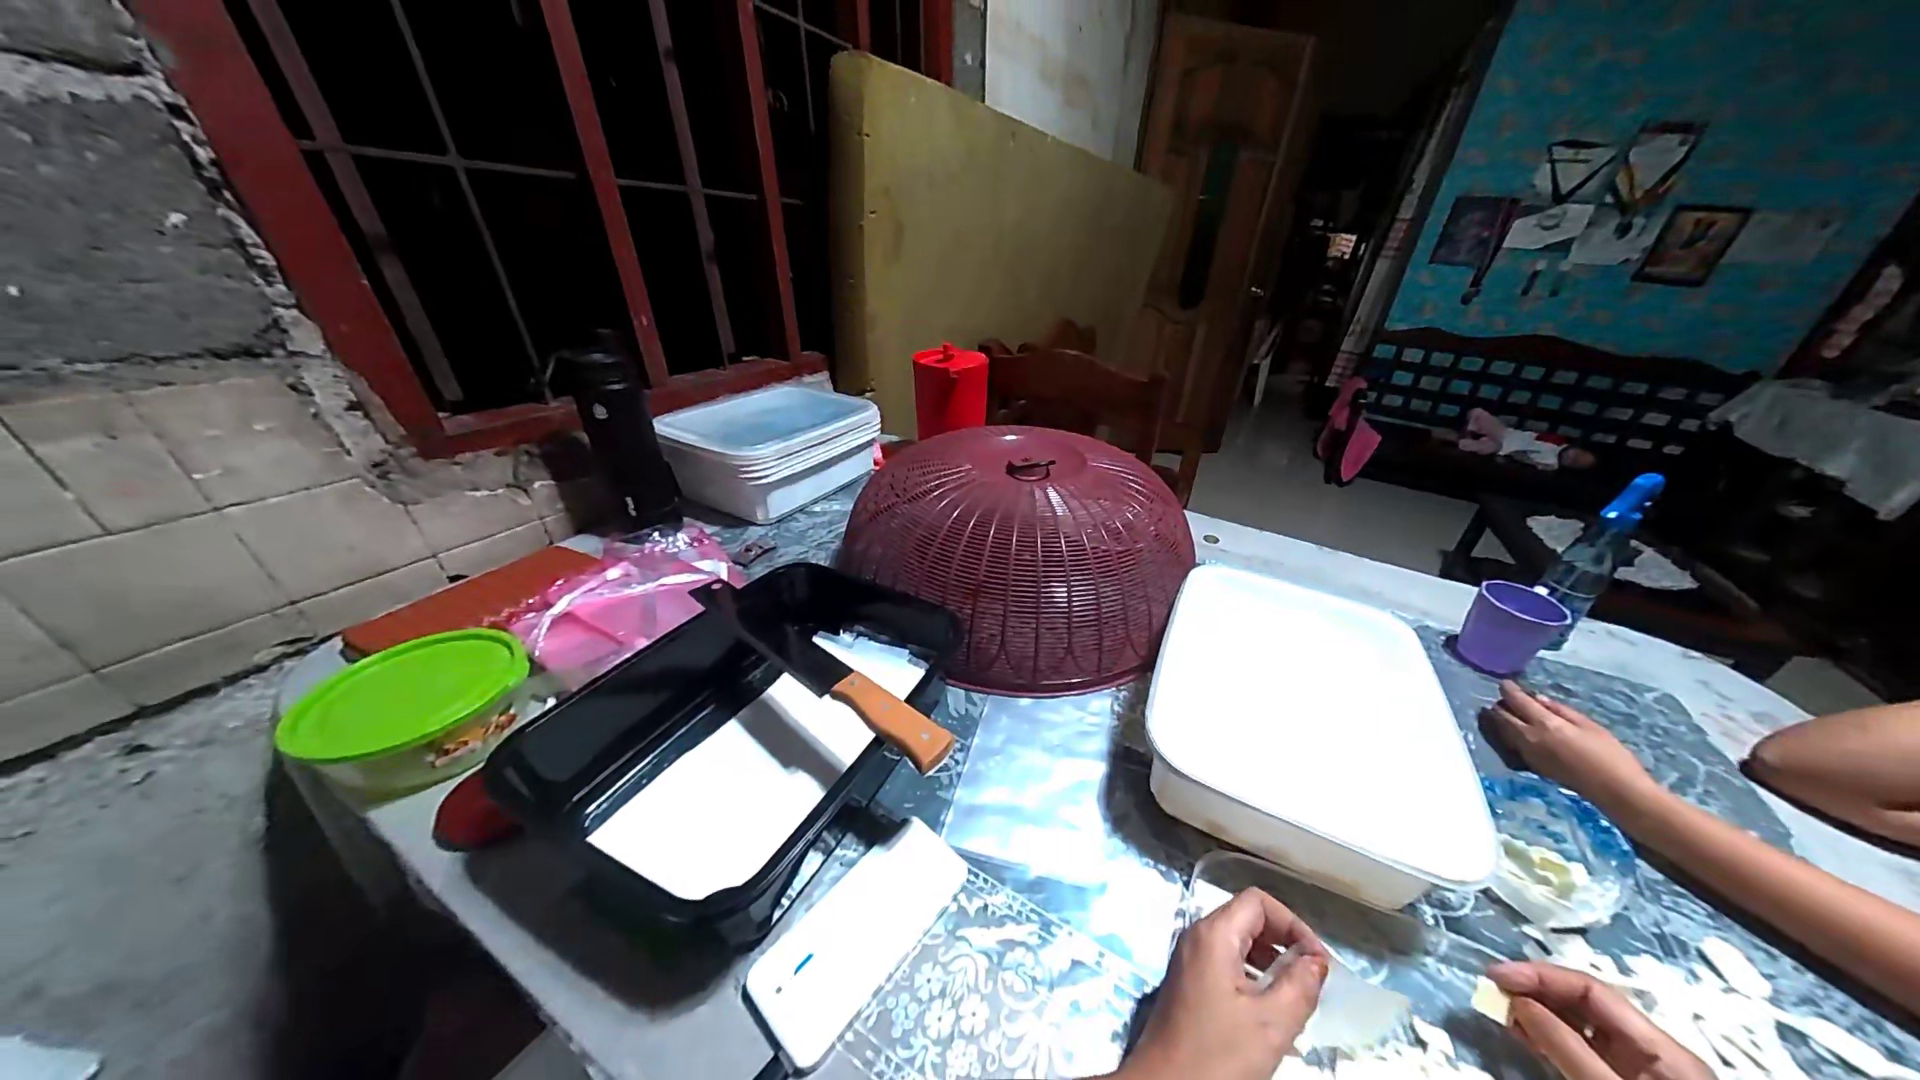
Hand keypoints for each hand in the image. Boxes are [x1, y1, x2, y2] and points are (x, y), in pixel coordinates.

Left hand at [1114, 889, 1330, 1079]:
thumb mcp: (1271, 1023)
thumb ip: (1299, 985)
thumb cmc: (1218, 1056)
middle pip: (1247, 917)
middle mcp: (1197, 936)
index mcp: (1213, 934)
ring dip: (1270, 960)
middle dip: (1283, 941)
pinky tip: (1270, 1011)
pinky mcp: (1189, 980)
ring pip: (1238, 941)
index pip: (1258, 902)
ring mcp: (1190, 957)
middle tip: (1312, 981)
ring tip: (1296, 997)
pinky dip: (1252, 975)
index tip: (1318, 963)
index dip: (1293, 924)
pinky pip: (1226, 962)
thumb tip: (1316, 959)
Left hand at [1483, 681, 1661, 813]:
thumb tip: (1537, 699)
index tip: (1505, 683)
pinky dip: (1507, 732)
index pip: (1516, 701)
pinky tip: (1517, 730)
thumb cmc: (1611, 756)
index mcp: (1545, 724)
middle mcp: (1528, 737)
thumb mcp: (1591, 726)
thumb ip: (1561, 710)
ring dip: (1501, 718)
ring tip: (1511, 712)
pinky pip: (1509, 743)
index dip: (1508, 689)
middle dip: (1501, 704)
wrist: (1617, 793)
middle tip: (1509, 699)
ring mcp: (1526, 753)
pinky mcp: (1530, 765)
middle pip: (1500, 715)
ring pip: (1501, 729)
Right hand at [1489, 961, 1713, 1079]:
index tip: (1494, 977)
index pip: (1592, 990)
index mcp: (1663, 1051)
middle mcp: (1652, 1053)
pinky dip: (1548, 1037)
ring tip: (1503, 1013)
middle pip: (1586, 1003)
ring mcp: (1638, 1073)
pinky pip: (1581, 1049)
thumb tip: (1517, 1001)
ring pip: (1580, 1024)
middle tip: (1493, 993)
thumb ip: (1566, 1048)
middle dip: (1536, 991)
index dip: (1540, 975)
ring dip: (1538, 1012)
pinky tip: (1524, 1035)